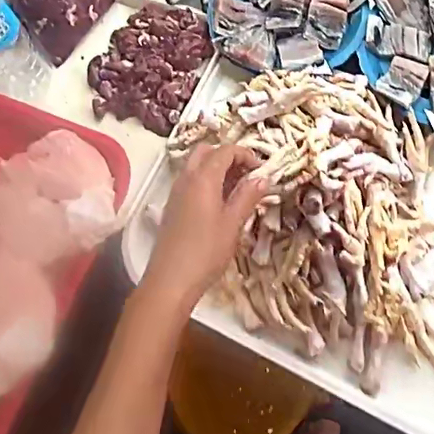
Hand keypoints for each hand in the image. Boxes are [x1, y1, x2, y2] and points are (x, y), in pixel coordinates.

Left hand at [140, 144, 265, 309]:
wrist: (169, 283)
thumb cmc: (205, 251)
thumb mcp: (233, 223)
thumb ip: (248, 196)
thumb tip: (263, 177)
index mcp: (203, 178)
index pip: (225, 150)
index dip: (246, 155)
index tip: (261, 171)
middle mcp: (186, 179)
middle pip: (207, 151)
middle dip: (229, 156)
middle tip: (247, 174)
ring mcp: (176, 193)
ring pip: (197, 166)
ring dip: (217, 168)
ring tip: (237, 189)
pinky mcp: (172, 208)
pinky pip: (191, 181)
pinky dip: (207, 181)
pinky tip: (220, 204)